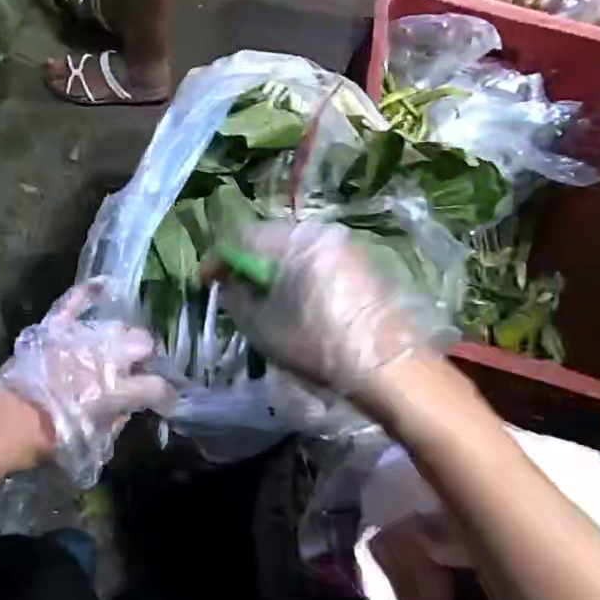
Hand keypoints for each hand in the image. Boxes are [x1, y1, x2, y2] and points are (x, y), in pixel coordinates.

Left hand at [0, 279, 176, 486]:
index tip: (166, 401)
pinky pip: (71, 303)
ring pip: (115, 327)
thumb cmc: (39, 445)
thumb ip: (114, 422)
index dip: (166, 395)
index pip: (154, 386)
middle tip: (138, 372)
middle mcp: (99, 360)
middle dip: (146, 358)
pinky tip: (103, 283)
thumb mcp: (86, 445)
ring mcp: (74, 341)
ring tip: (119, 350)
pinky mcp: (50, 330)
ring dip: (122, 338)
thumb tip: (128, 406)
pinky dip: (87, 291)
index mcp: (110, 393)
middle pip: (141, 345)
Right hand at [208, 221, 448, 393]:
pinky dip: (299, 271)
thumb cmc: (319, 346)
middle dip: (246, 261)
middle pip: (269, 237)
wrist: (392, 368)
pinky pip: (318, 257)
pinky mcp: (364, 262)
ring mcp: (347, 244)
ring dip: (274, 266)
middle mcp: (321, 232)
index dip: (217, 259)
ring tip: (264, 294)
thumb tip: (229, 285)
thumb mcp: (262, 327)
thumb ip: (236, 298)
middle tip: (233, 287)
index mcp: (292, 242)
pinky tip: (297, 298)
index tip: (206, 282)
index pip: (240, 236)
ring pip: (295, 246)